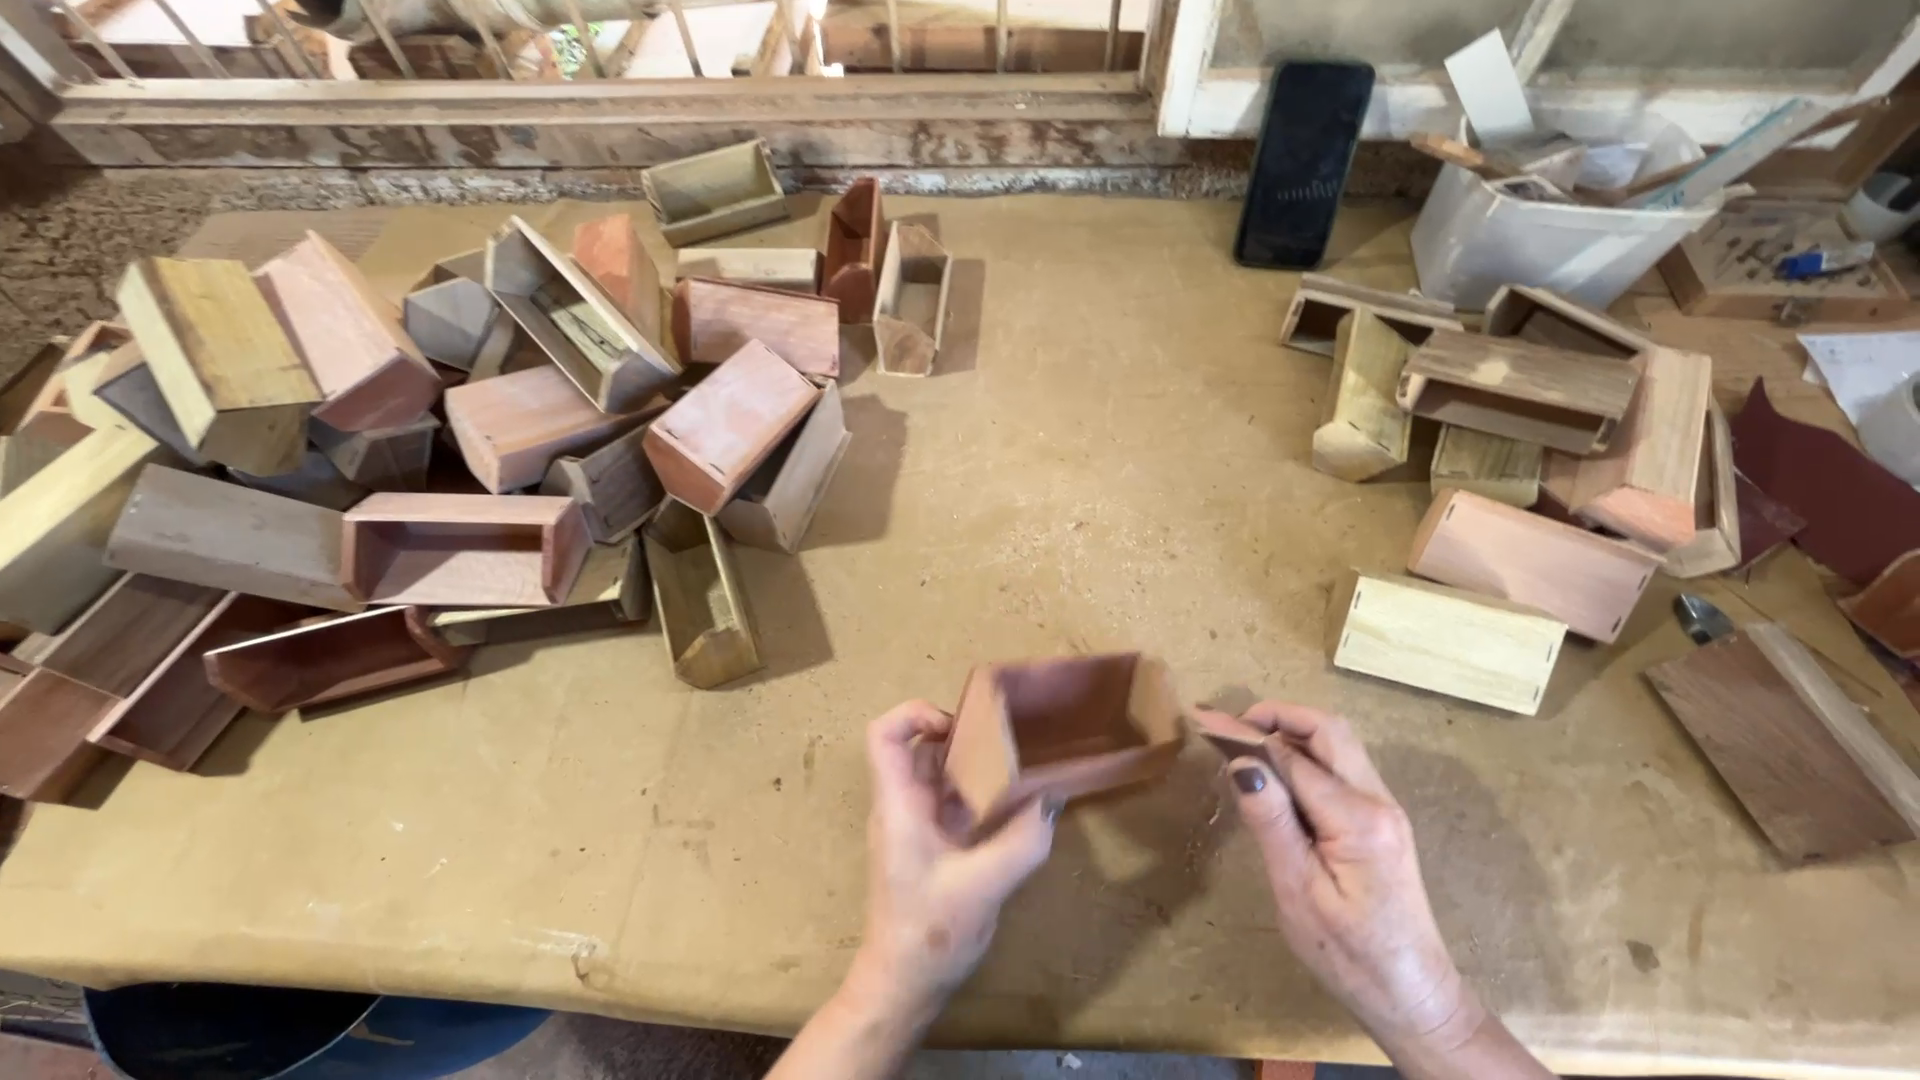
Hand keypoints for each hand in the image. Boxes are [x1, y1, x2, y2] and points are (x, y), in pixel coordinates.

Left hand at [851, 699, 1059, 1010]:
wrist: (903, 985)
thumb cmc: (928, 933)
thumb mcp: (983, 887)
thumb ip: (1021, 842)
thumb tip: (1052, 800)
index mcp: (897, 805)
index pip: (882, 735)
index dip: (914, 714)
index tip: (957, 726)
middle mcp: (902, 807)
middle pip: (920, 748)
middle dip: (960, 736)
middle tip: (1004, 743)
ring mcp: (916, 826)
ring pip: (939, 775)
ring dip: (974, 767)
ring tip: (1016, 768)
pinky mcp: (933, 846)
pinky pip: (954, 803)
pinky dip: (981, 795)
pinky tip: (1014, 805)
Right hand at [1217, 702, 1478, 1052]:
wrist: (1412, 998)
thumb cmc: (1349, 956)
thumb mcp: (1298, 892)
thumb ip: (1271, 821)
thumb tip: (1242, 762)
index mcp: (1357, 819)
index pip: (1293, 755)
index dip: (1246, 734)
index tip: (1205, 722)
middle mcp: (1378, 801)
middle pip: (1328, 730)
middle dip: (1276, 715)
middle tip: (1229, 726)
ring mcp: (1384, 809)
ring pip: (1337, 745)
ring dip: (1290, 732)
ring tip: (1244, 745)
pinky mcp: (1380, 821)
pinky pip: (1340, 769)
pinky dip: (1304, 756)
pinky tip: (1275, 777)